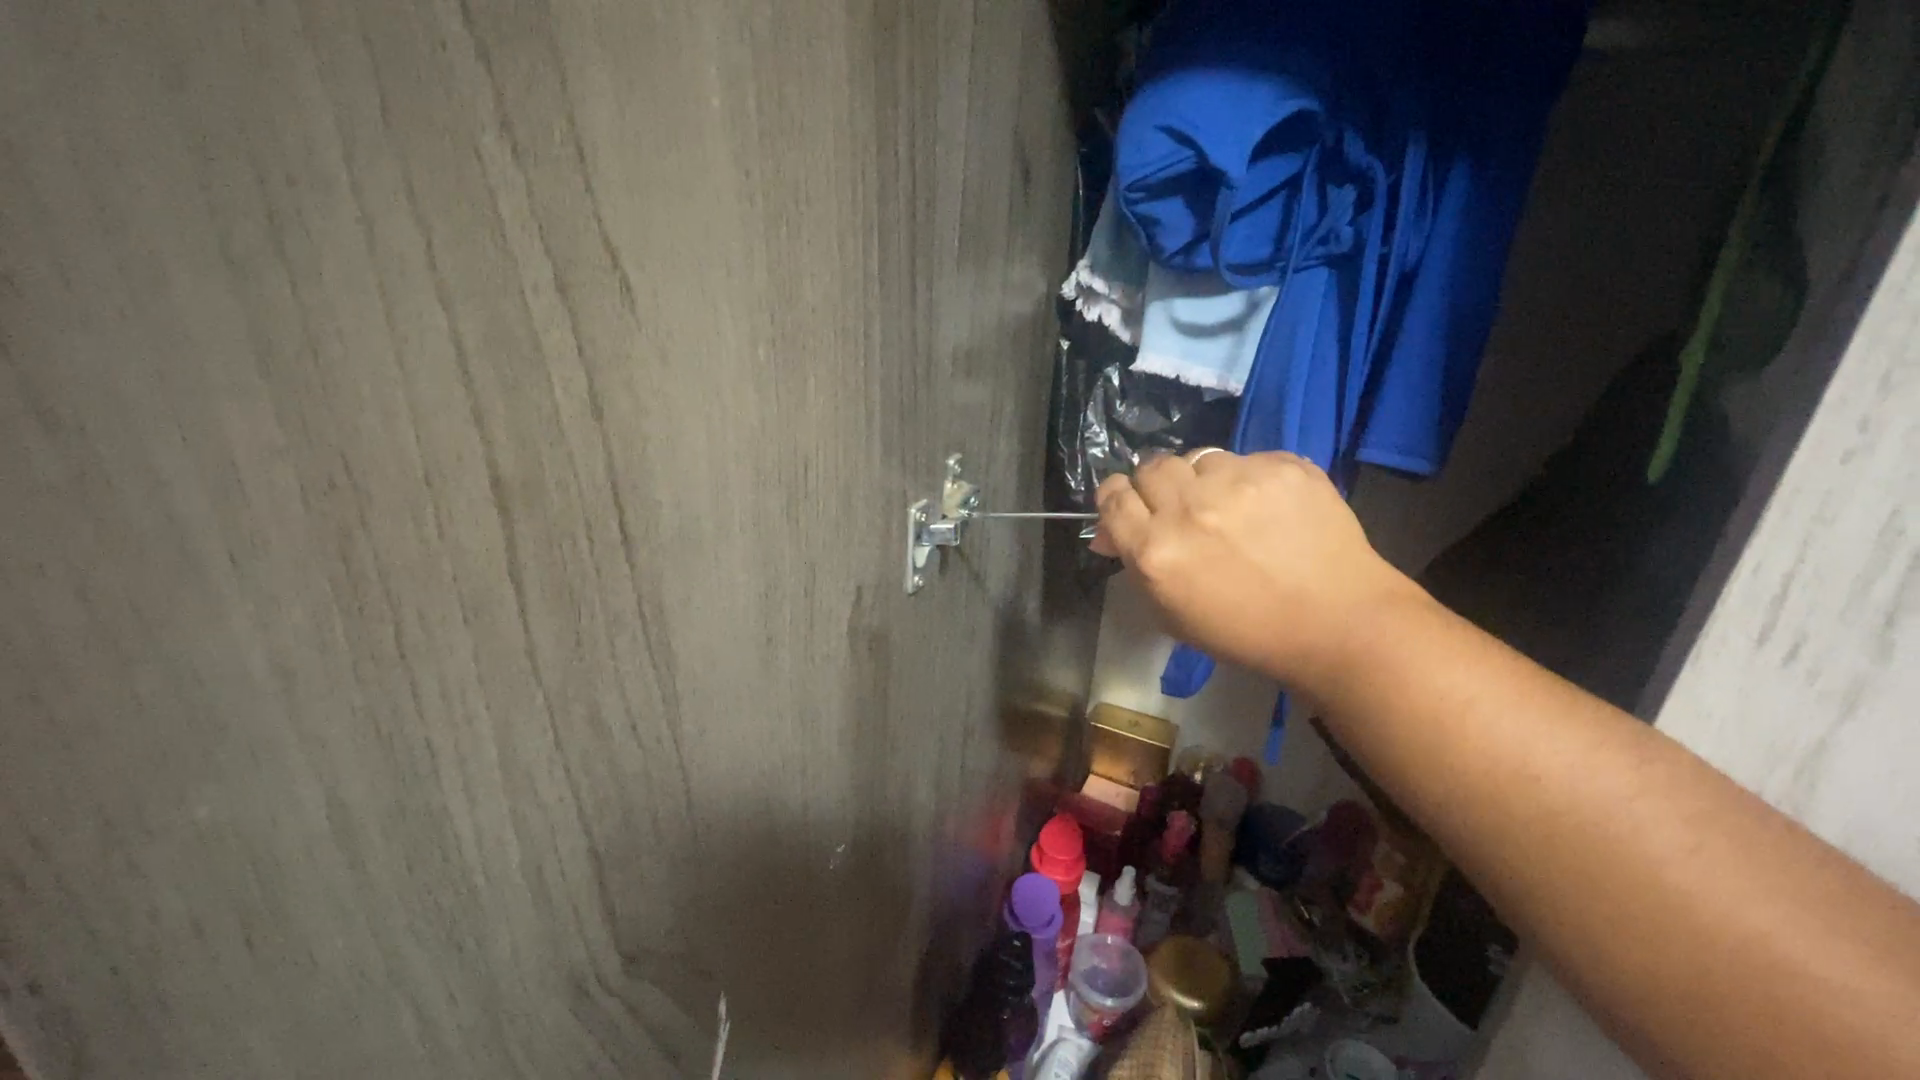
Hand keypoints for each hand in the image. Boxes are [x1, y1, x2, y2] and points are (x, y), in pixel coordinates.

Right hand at [1091, 450, 1419, 690]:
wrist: (1338, 623)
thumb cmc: (1246, 632)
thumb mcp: (1173, 615)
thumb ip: (1135, 566)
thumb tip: (1108, 532)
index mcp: (1155, 550)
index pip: (1113, 496)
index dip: (1118, 499)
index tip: (1132, 507)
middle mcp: (1189, 508)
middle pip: (1151, 467)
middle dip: (1159, 486)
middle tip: (1183, 509)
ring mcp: (1238, 481)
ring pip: (1199, 458)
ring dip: (1205, 479)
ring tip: (1232, 509)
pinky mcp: (1281, 466)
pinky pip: (1247, 458)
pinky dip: (1250, 479)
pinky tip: (1269, 509)